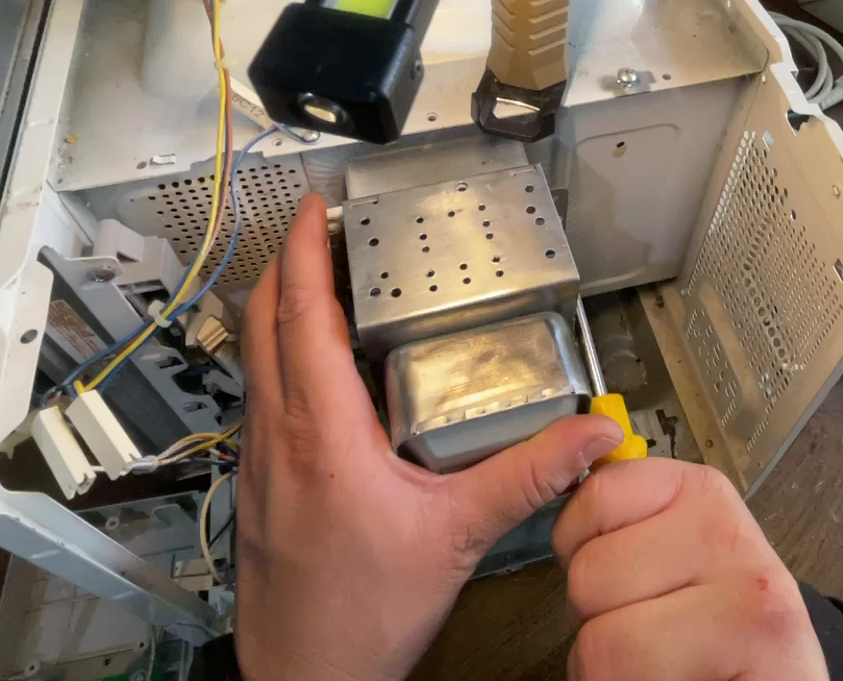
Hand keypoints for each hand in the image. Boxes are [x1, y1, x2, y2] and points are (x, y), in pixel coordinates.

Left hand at [233, 194, 625, 680]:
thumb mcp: (458, 535)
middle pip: (264, 322)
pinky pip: (261, 390)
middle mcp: (280, 432)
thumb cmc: (364, 614)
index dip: (304, 253)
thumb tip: (588, 438)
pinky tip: (315, 360)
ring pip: (254, 355)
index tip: (312, 209)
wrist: (302, 680)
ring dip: (277, 304)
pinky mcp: (261, 476)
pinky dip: (279, 348)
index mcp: (323, 431)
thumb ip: (527, 477)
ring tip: (315, 274)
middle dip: (285, 263)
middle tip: (316, 227)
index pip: (301, 318)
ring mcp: (261, 455)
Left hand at [554, 458, 825, 679]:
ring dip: (605, 668)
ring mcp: (750, 603)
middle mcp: (729, 533)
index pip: (596, 497)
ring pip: (602, 643)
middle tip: (642, 629)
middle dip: (592, 616)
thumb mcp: (669, 544)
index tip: (611, 570)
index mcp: (700, 490)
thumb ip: (621, 507)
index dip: (577, 546)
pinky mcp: (758, 664)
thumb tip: (577, 439)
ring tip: (654, 663)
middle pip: (589, 574)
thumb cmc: (712, 618)